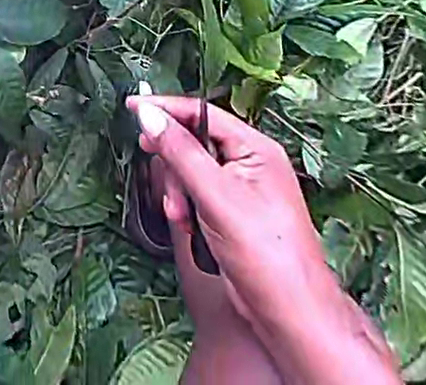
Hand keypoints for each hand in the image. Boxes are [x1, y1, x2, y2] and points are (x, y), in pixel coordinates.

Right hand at [128, 94, 399, 384]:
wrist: (292, 319)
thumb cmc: (267, 257)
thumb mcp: (215, 195)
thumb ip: (180, 151)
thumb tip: (149, 115)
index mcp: (254, 147)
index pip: (201, 112)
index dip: (164, 108)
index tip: (132, 106)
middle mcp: (250, 163)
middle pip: (193, 140)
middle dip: (172, 161)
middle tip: (156, 171)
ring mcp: (241, 189)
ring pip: (191, 169)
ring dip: (178, 190)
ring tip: (180, 214)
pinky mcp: (232, 213)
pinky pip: (197, 194)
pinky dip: (186, 206)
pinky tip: (188, 225)